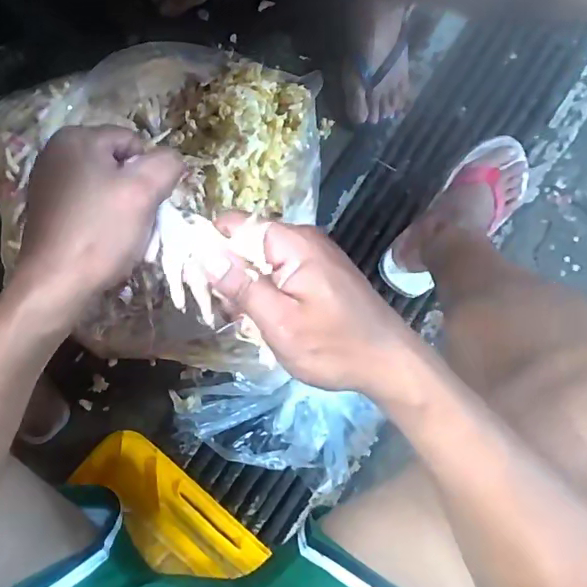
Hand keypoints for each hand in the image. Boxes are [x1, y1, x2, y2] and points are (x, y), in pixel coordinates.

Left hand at [16, 126, 182, 315]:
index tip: (146, 202)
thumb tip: (173, 160)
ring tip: (120, 234)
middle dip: (134, 190)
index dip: (149, 172)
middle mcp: (55, 152)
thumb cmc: (101, 232)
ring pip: (105, 186)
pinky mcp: (46, 210)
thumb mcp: (145, 190)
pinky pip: (88, 205)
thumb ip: (167, 164)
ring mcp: (47, 182)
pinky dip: (100, 219)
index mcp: (76, 138)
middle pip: (118, 164)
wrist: (56, 283)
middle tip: (136, 219)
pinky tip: (102, 241)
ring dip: (120, 207)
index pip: (135, 143)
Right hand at [206, 216, 418, 392]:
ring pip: (263, 261)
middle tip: (231, 313)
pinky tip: (271, 321)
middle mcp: (305, 239)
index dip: (211, 246)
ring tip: (250, 323)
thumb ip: (242, 286)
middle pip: (248, 242)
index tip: (197, 279)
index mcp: (293, 243)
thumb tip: (205, 253)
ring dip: (249, 289)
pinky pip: (282, 273)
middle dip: (231, 274)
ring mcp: (315, 256)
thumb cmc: (334, 347)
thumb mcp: (280, 322)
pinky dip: (269, 293)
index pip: (235, 224)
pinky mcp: (321, 273)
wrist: (389, 362)